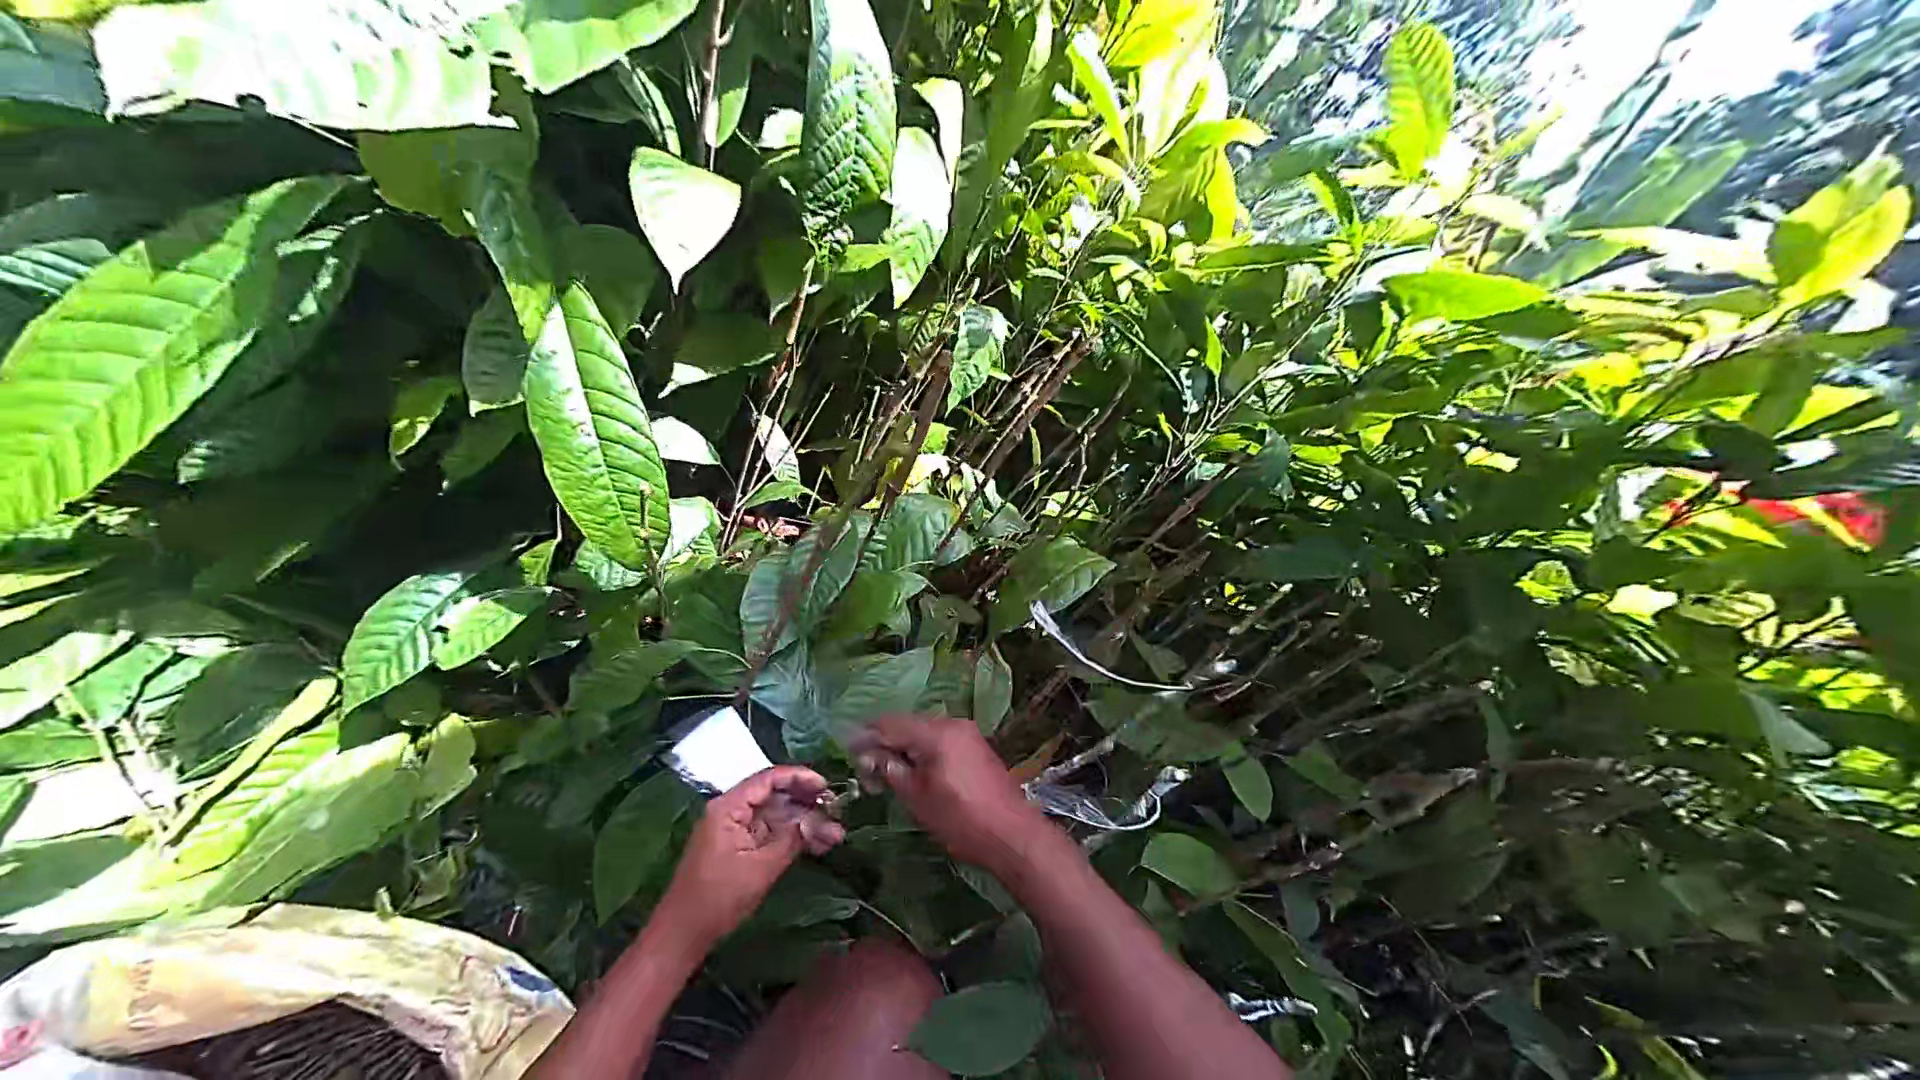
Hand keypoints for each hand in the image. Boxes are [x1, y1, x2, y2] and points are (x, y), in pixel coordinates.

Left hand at [656, 765, 845, 946]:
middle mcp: (731, 811)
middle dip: (806, 802)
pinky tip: (817, 844)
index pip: (769, 779)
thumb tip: (820, 819)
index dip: (800, 778)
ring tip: (834, 834)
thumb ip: (792, 838)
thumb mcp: (761, 868)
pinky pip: (771, 832)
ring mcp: (735, 828)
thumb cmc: (717, 899)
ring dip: (804, 822)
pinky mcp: (739, 846)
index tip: (826, 786)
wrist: (682, 936)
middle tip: (836, 810)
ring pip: (777, 815)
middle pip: (775, 794)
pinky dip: (792, 836)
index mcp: (728, 807)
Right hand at [849, 714, 1050, 872]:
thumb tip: (869, 755)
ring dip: (904, 749)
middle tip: (868, 771)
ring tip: (888, 776)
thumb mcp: (917, 797)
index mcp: (936, 732)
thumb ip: (890, 769)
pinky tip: (915, 773)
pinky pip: (941, 741)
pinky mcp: (976, 746)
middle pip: (907, 725)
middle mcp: (952, 724)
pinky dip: (924, 752)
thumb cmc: (960, 819)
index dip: (866, 735)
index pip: (889, 723)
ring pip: (924, 733)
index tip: (848, 751)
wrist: (1012, 835)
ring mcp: (967, 734)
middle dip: (885, 744)